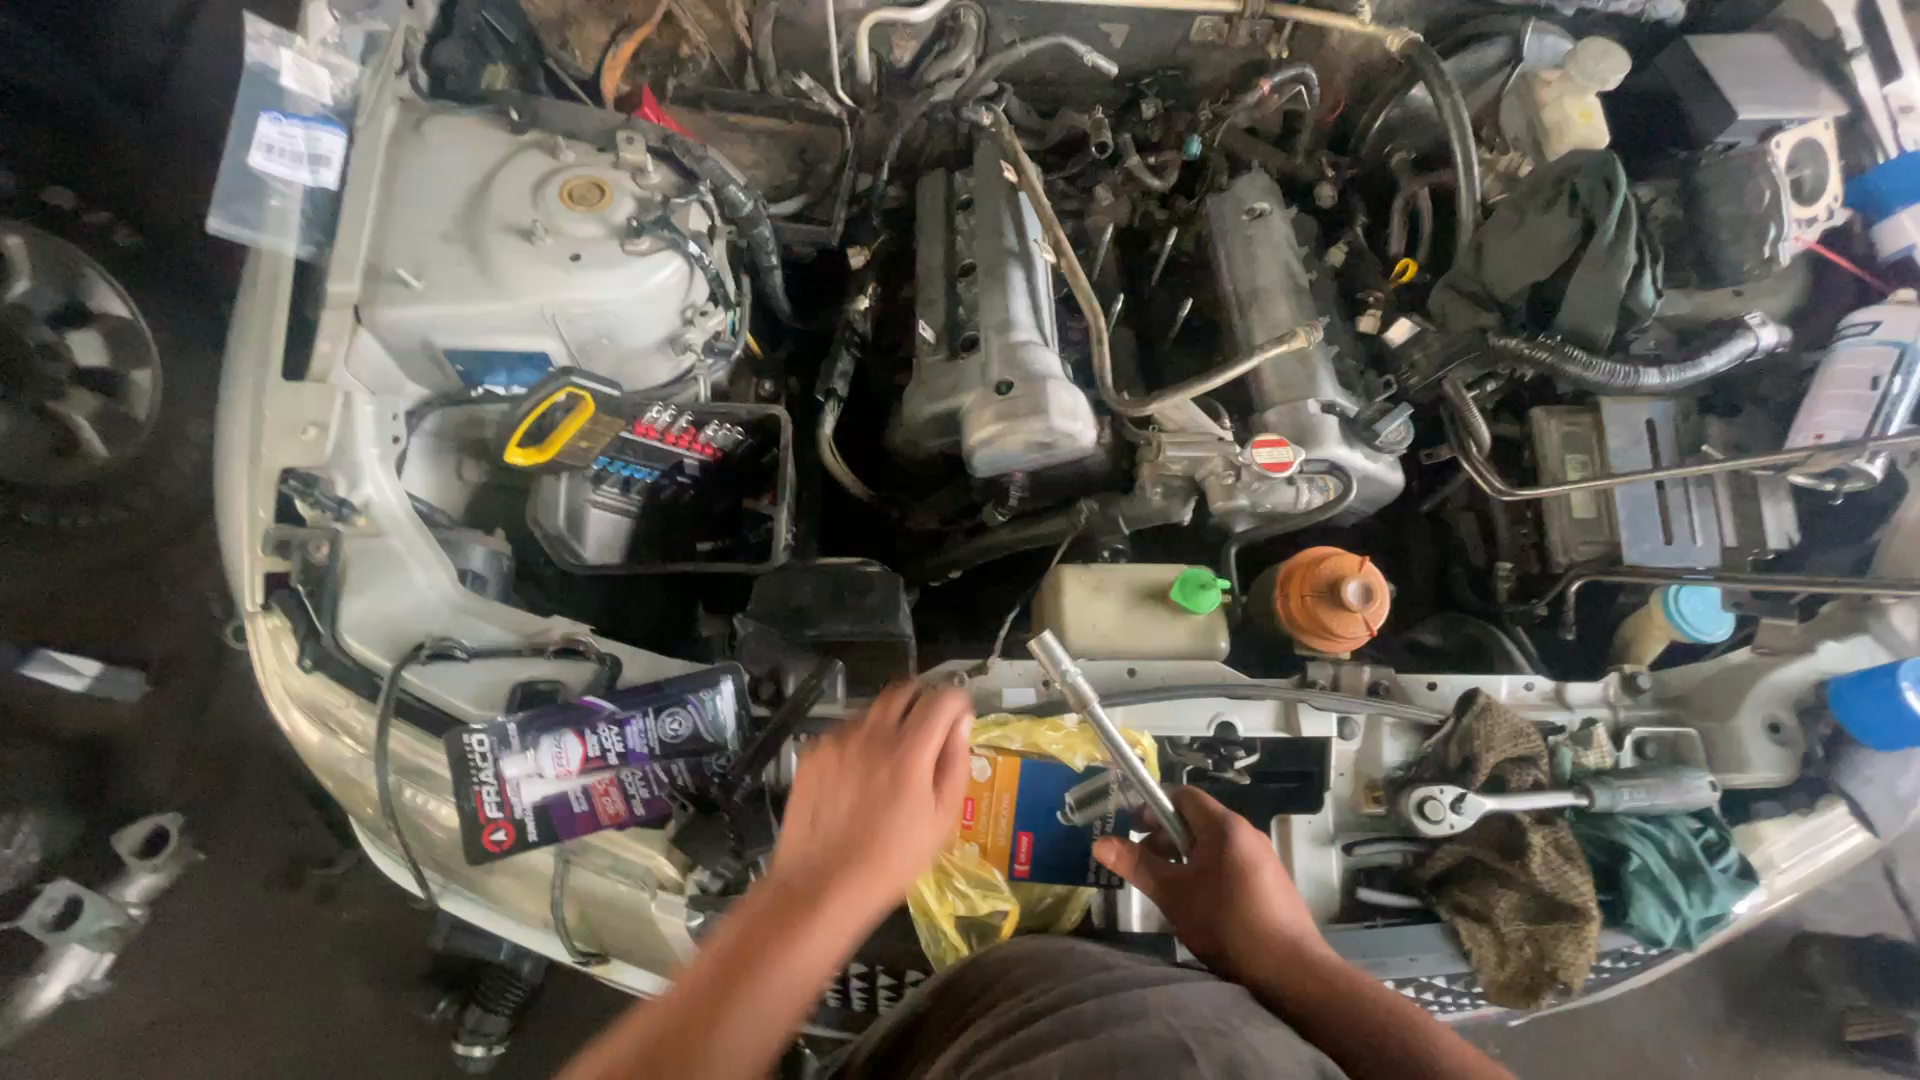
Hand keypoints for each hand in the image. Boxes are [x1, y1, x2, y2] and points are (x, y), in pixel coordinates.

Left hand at [770, 682, 972, 920]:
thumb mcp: (942, 820)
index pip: (942, 698)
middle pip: (904, 690)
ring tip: (892, 757)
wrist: (821, 884)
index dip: (957, 702)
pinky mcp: (814, 752)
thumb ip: (956, 763)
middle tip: (929, 728)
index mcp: (910, 751)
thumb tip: (962, 723)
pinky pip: (845, 731)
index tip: (960, 719)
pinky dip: (860, 740)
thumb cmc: (892, 860)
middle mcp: (873, 734)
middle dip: (923, 700)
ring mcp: (838, 740)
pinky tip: (859, 775)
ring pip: (873, 709)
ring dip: (890, 720)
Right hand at [1094, 786, 1332, 983]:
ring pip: (1212, 844)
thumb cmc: (1227, 923)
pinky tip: (1198, 903)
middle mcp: (1246, 833)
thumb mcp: (1173, 894)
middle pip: (1196, 819)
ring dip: (1184, 857)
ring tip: (1167, 886)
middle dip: (1165, 836)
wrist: (1292, 972)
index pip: (1183, 795)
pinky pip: (1230, 862)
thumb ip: (1136, 865)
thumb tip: (1099, 843)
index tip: (1132, 827)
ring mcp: (1262, 858)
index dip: (1154, 806)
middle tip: (1143, 861)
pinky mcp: (1271, 882)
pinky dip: (1207, 871)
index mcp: (1224, 826)